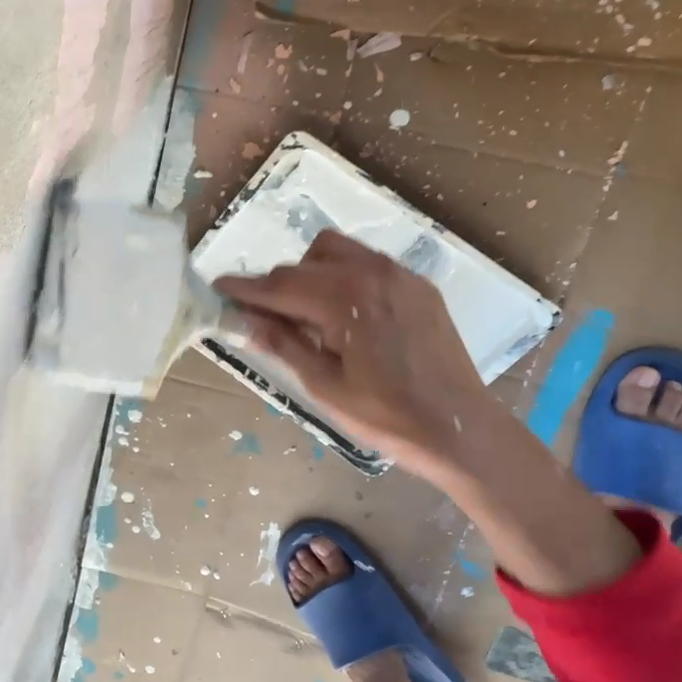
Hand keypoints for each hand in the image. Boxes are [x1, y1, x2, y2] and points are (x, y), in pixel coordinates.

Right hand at [213, 230, 497, 474]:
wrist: (462, 431)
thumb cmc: (389, 417)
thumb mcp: (325, 387)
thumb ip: (283, 344)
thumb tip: (246, 320)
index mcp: (345, 299)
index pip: (280, 285)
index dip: (245, 288)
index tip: (218, 287)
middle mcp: (371, 273)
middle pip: (303, 264)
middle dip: (276, 285)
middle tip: (262, 315)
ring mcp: (399, 275)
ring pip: (334, 250)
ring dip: (310, 271)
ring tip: (308, 312)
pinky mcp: (418, 286)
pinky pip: (367, 263)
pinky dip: (344, 276)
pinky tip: (346, 313)